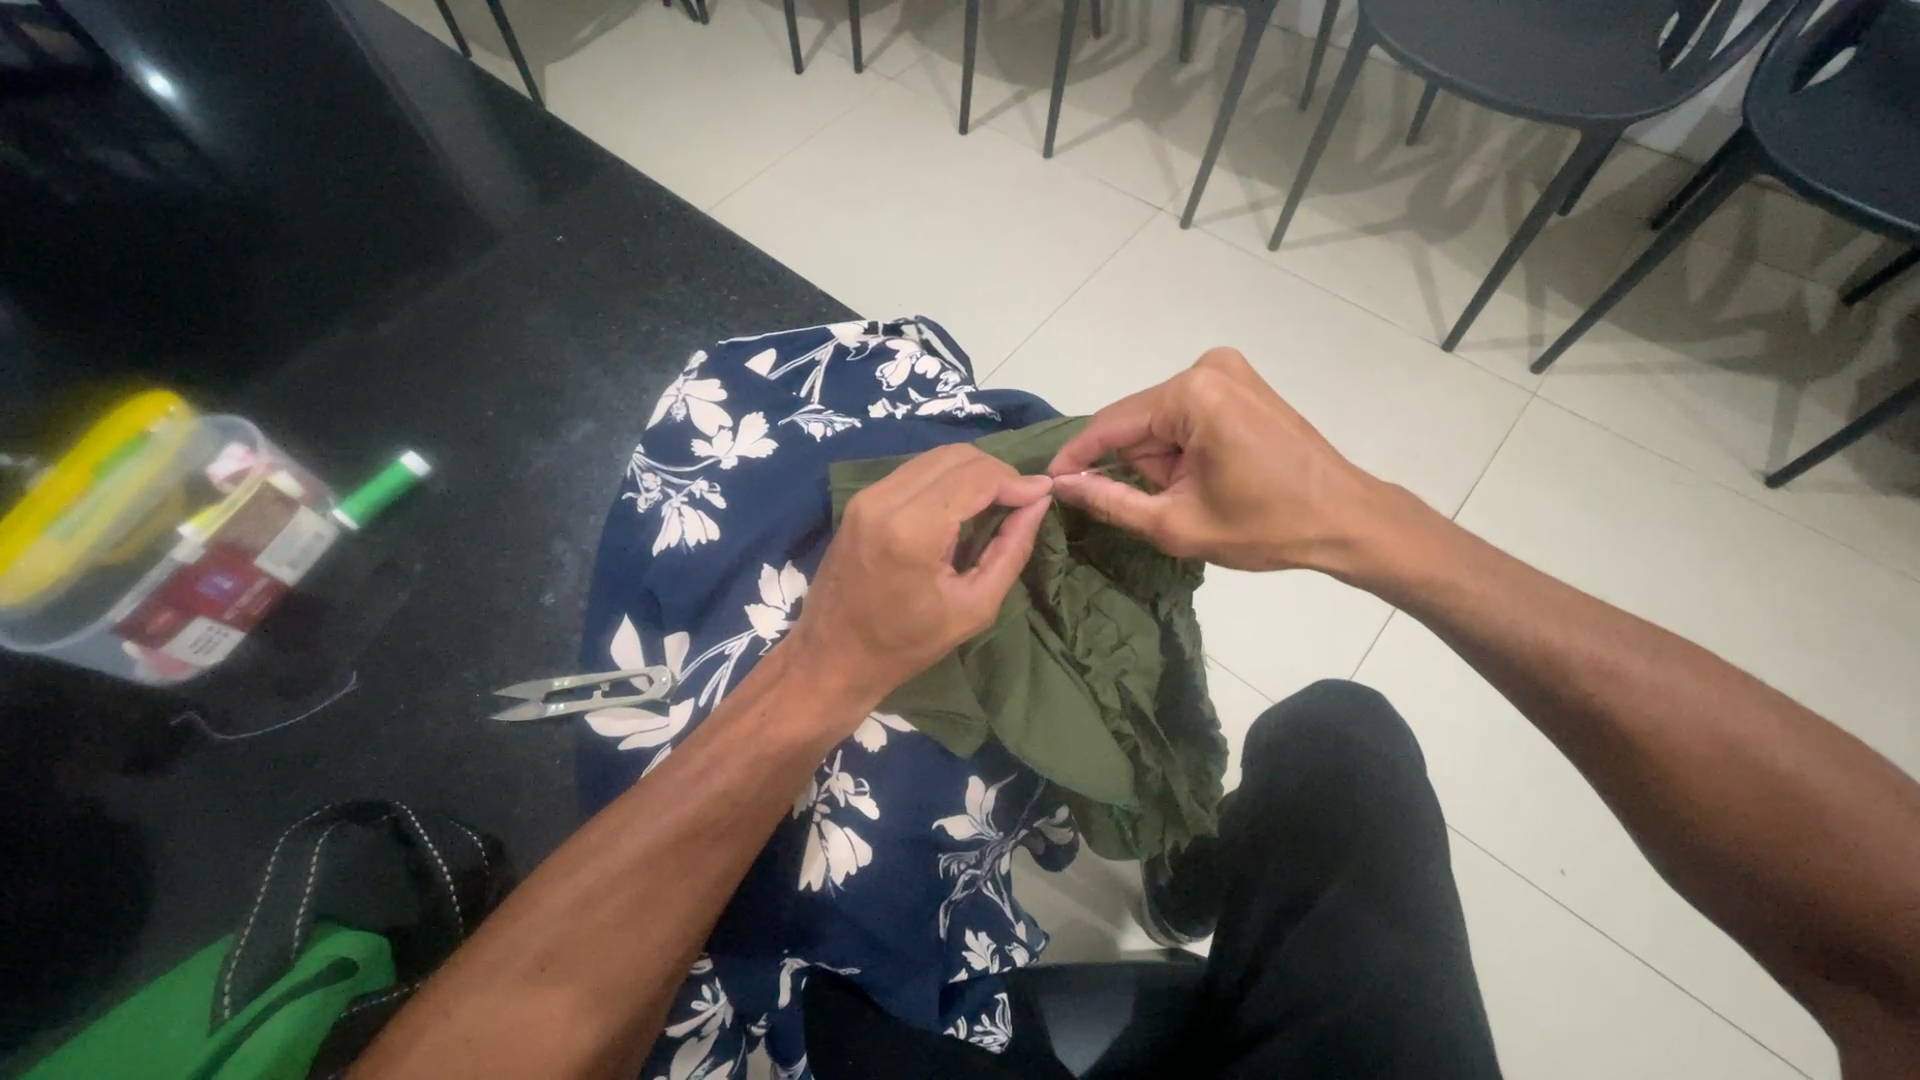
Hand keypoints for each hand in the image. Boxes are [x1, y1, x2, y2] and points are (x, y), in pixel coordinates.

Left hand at [787, 444, 1051, 705]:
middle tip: (1021, 500)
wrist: (833, 656)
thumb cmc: (906, 644)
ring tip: (997, 501)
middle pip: (956, 457)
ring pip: (934, 458)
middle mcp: (885, 500)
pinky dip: (947, 478)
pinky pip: (914, 471)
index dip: (1015, 479)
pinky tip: (962, 504)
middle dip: (997, 472)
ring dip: (972, 472)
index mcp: (912, 529)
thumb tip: (1038, 503)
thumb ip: (1011, 550)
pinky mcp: (860, 500)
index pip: (976, 476)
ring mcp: (867, 496)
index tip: (1042, 494)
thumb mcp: (974, 607)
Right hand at [1048, 348, 1408, 574]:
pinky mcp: (1242, 384)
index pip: (1112, 423)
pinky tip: (1204, 479)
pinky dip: (1181, 449)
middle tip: (1159, 507)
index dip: (1077, 456)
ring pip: (1161, 421)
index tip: (1049, 483)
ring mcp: (1229, 371)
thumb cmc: (1265, 527)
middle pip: (1139, 421)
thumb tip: (1062, 486)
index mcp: (1192, 393)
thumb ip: (1111, 500)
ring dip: (1161, 461)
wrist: (1346, 520)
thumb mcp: (1176, 523)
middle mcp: (1208, 367)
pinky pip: (1187, 416)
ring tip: (1194, 497)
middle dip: (1134, 465)